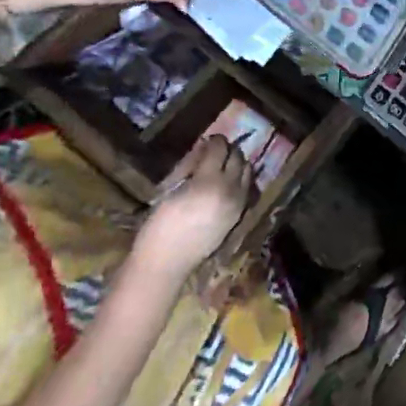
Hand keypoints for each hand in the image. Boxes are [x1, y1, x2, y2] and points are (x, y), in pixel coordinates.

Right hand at [133, 135, 252, 278]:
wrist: (165, 265)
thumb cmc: (158, 228)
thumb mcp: (170, 192)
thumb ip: (190, 170)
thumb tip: (202, 153)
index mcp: (210, 182)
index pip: (220, 149)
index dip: (214, 141)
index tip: (207, 140)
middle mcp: (231, 189)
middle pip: (238, 157)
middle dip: (227, 151)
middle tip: (212, 153)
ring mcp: (239, 202)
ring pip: (247, 170)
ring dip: (236, 164)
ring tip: (220, 167)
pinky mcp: (240, 213)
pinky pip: (247, 187)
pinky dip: (239, 179)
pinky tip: (225, 183)